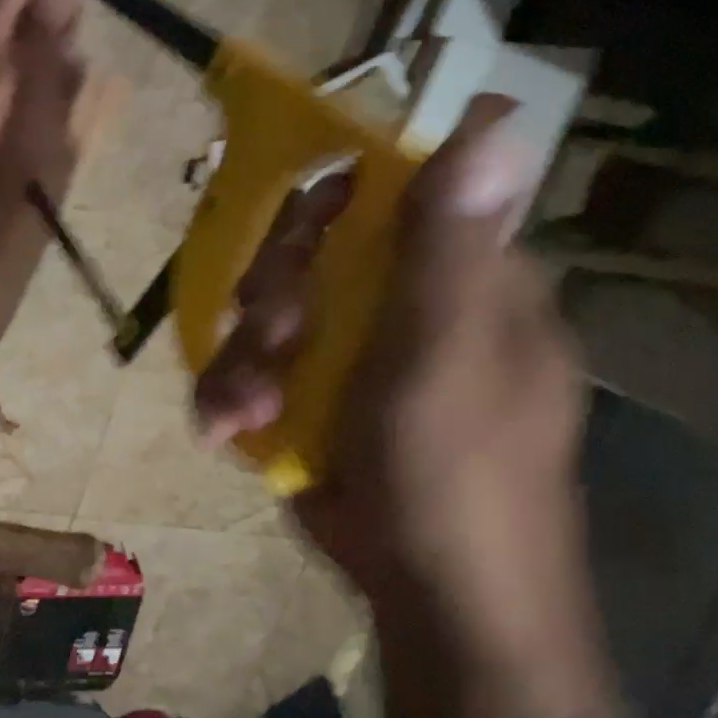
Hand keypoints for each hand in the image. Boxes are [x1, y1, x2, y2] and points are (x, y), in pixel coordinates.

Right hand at [195, 95, 592, 645]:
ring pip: (267, 316)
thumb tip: (491, 120)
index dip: (341, 200)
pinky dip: (230, 395)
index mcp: (465, 284)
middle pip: (313, 257)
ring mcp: (354, 358)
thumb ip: (446, 249)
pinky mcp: (311, 399)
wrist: (430, 597)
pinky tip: (225, 427)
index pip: (398, 199)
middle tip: (267, 332)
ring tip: (238, 408)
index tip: (299, 226)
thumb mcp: (444, 354)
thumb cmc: (452, 473)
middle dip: (272, 295)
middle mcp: (409, 309)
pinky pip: (252, 368)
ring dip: (241, 358)